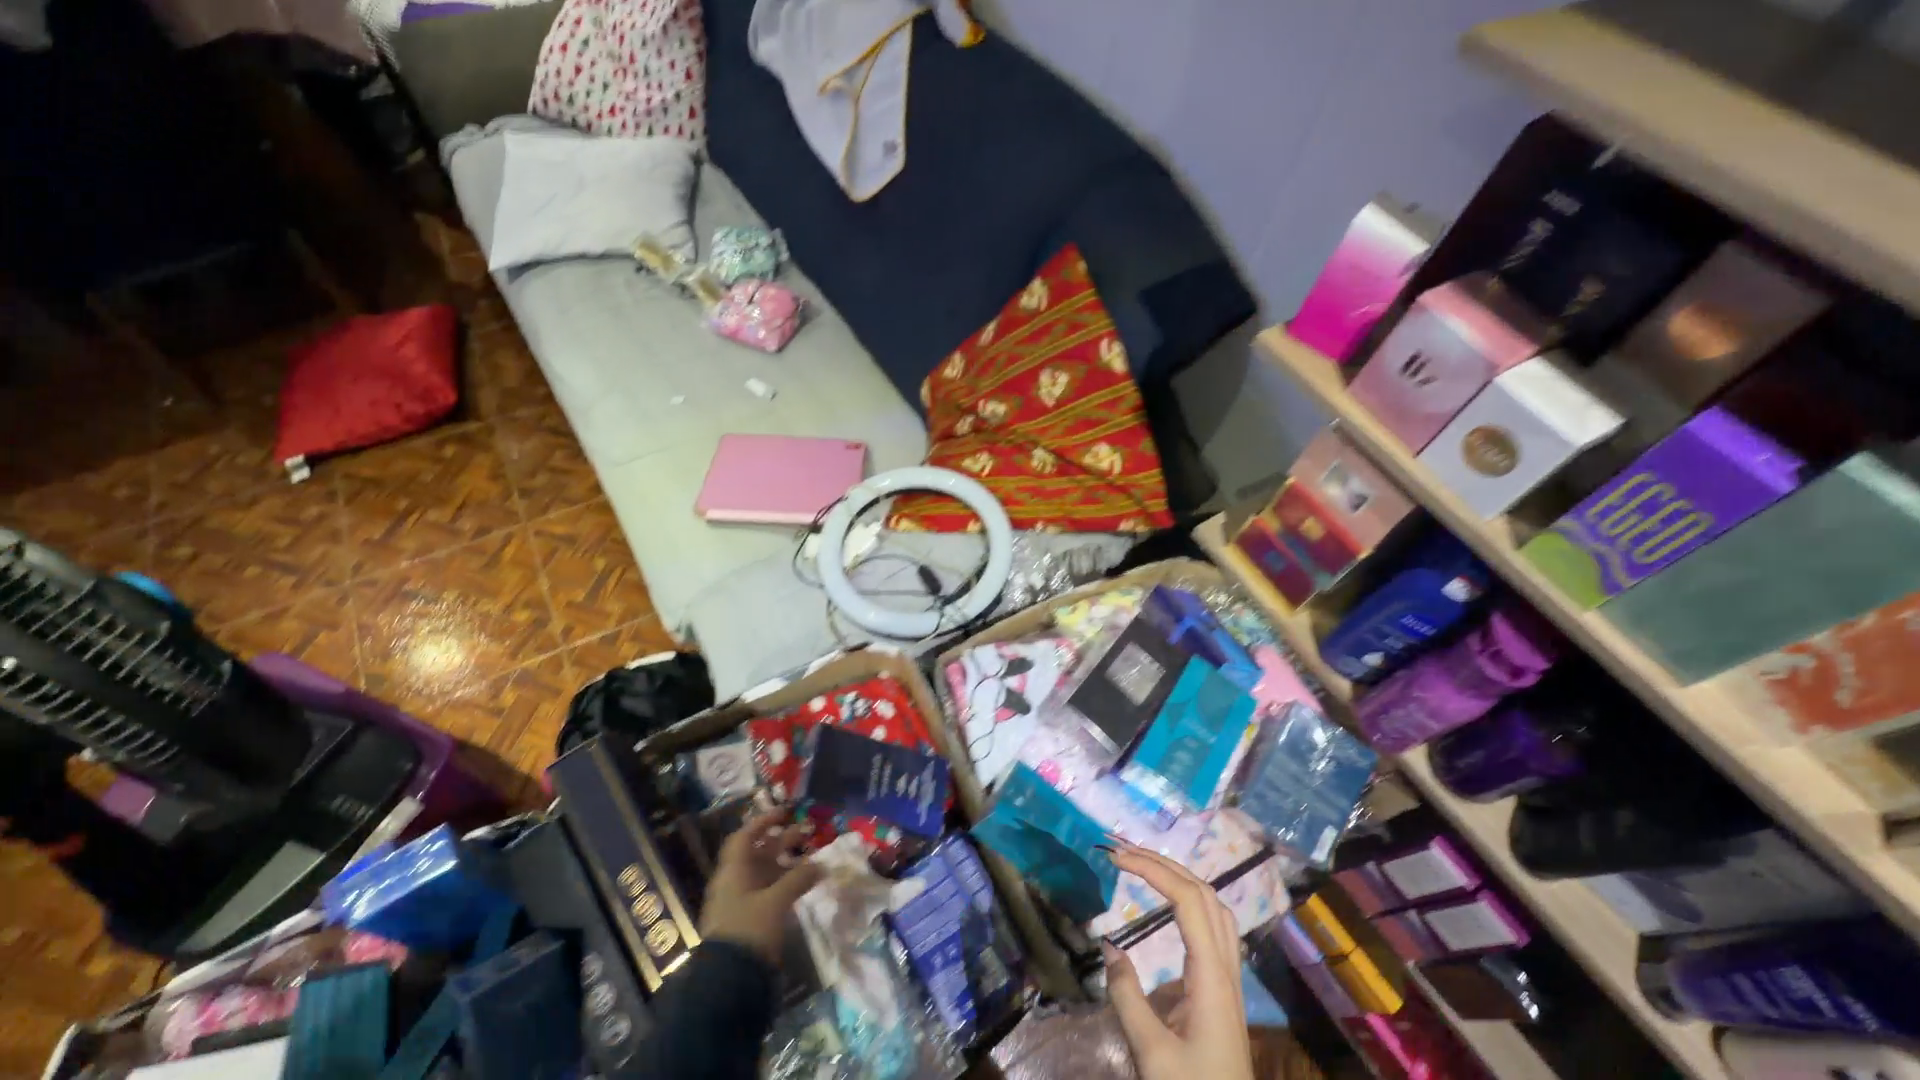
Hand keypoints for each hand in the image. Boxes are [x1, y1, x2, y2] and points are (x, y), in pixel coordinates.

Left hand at [698, 806, 824, 964]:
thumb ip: (798, 879)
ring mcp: (740, 901)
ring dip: (786, 863)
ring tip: (811, 857)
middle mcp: (734, 881)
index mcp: (733, 871)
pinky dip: (784, 884)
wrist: (731, 977)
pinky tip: (802, 885)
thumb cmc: (749, 929)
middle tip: (806, 832)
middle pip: (757, 853)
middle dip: (781, 840)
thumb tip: (820, 864)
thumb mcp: (776, 901)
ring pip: (764, 873)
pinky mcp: (748, 920)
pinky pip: (767, 892)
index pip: (745, 837)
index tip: (785, 812)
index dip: (763, 821)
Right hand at [1101, 843, 1253, 1079]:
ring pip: (1215, 910)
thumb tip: (1109, 946)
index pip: (1188, 901)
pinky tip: (1171, 908)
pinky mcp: (1223, 991)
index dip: (1154, 871)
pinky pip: (1214, 930)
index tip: (1116, 858)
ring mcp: (1229, 979)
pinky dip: (1191, 903)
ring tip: (1144, 866)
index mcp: (1212, 976)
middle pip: (1205, 896)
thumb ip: (1127, 996)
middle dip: (1165, 865)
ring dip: (1181, 879)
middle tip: (1122, 851)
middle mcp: (1227, 968)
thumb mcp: (1151, 1052)